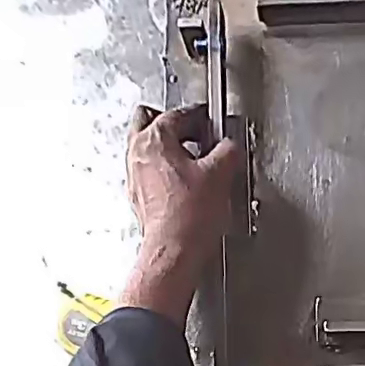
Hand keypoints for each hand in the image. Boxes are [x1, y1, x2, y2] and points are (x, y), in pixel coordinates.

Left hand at [119, 105, 242, 321]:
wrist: (175, 251)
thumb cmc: (189, 215)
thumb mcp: (220, 174)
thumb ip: (227, 151)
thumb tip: (229, 148)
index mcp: (154, 139)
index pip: (179, 114)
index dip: (201, 117)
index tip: (212, 123)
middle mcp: (138, 155)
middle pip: (148, 121)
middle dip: (172, 125)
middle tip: (194, 135)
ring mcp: (135, 178)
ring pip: (146, 149)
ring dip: (167, 151)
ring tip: (192, 162)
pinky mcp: (139, 199)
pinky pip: (149, 175)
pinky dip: (164, 174)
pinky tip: (183, 186)